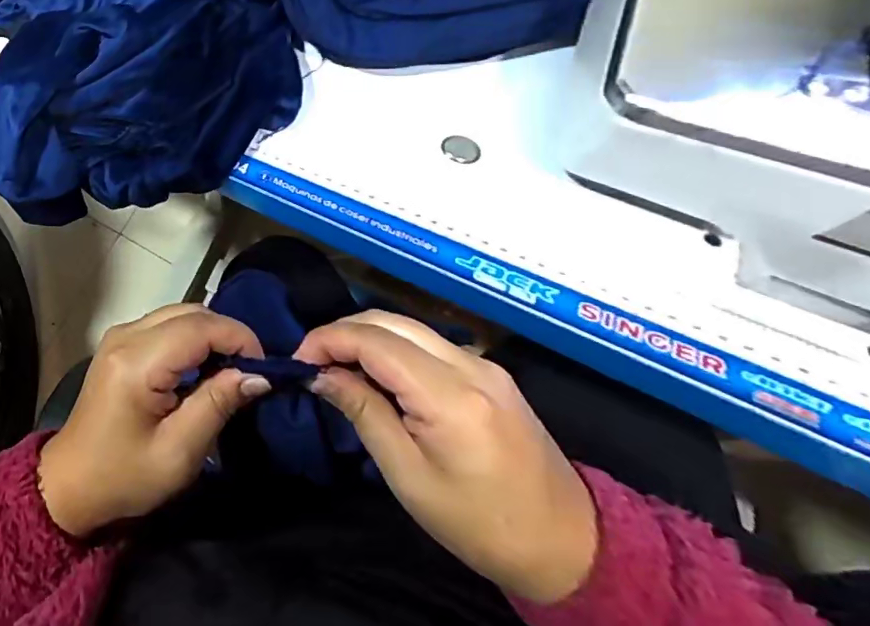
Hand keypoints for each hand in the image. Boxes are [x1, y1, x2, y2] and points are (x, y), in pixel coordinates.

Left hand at [37, 304, 269, 537]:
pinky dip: (193, 337)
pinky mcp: (120, 342)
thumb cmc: (125, 476)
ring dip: (212, 334)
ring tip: (235, 369)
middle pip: (190, 312)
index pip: (199, 327)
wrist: (72, 483)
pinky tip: (206, 366)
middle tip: (254, 370)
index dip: (239, 338)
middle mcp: (125, 335)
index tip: (266, 369)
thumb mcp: (179, 452)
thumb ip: (217, 405)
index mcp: (136, 361)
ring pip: (179, 313)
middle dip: (228, 333)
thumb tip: (257, 374)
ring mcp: (119, 334)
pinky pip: (166, 324)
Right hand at [296, 311, 598, 604]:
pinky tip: (377, 371)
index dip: (328, 340)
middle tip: (313, 361)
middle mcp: (470, 366)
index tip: (299, 361)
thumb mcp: (408, 476)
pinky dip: (392, 345)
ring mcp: (484, 365)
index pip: (373, 340)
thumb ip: (363, 412)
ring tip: (338, 365)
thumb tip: (321, 373)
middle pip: (389, 321)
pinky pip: (428, 342)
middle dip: (342, 332)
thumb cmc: (479, 523)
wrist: (569, 548)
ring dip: (365, 336)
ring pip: (408, 326)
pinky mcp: (490, 373)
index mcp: (450, 396)